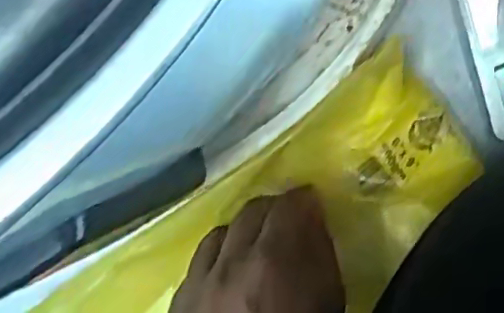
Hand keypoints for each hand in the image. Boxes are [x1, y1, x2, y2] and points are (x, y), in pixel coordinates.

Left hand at [169, 187, 344, 312]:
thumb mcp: (327, 294)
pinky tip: (224, 280)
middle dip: (272, 211)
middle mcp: (231, 263)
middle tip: (285, 223)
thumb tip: (311, 221)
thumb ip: (318, 250)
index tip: (312, 207)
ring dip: (238, 235)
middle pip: (252, 211)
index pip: (291, 201)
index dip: (305, 201)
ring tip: (250, 250)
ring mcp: (198, 288)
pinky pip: (194, 270)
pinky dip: (212, 265)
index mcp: (274, 255)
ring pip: (217, 235)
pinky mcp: (176, 311)